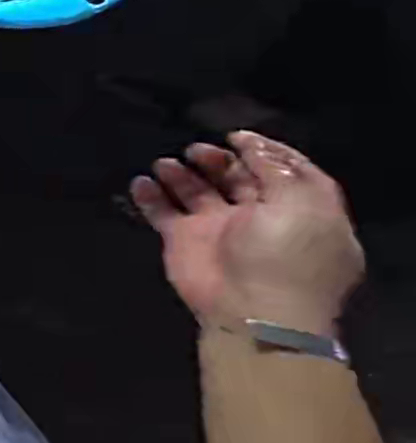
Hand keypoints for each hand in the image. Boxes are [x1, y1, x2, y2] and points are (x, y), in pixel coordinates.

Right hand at [130, 131, 363, 335]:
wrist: (249, 308)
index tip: (237, 134)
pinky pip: (159, 209)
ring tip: (166, 165)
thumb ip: (278, 173)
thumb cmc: (284, 257)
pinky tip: (142, 183)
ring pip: (195, 190)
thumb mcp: (301, 210)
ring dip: (179, 173)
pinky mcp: (182, 238)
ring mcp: (217, 229)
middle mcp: (260, 219)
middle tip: (197, 151)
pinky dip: (148, 194)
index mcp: (300, 214)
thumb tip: (248, 142)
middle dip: (217, 160)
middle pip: (238, 178)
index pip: (289, 174)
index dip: (268, 151)